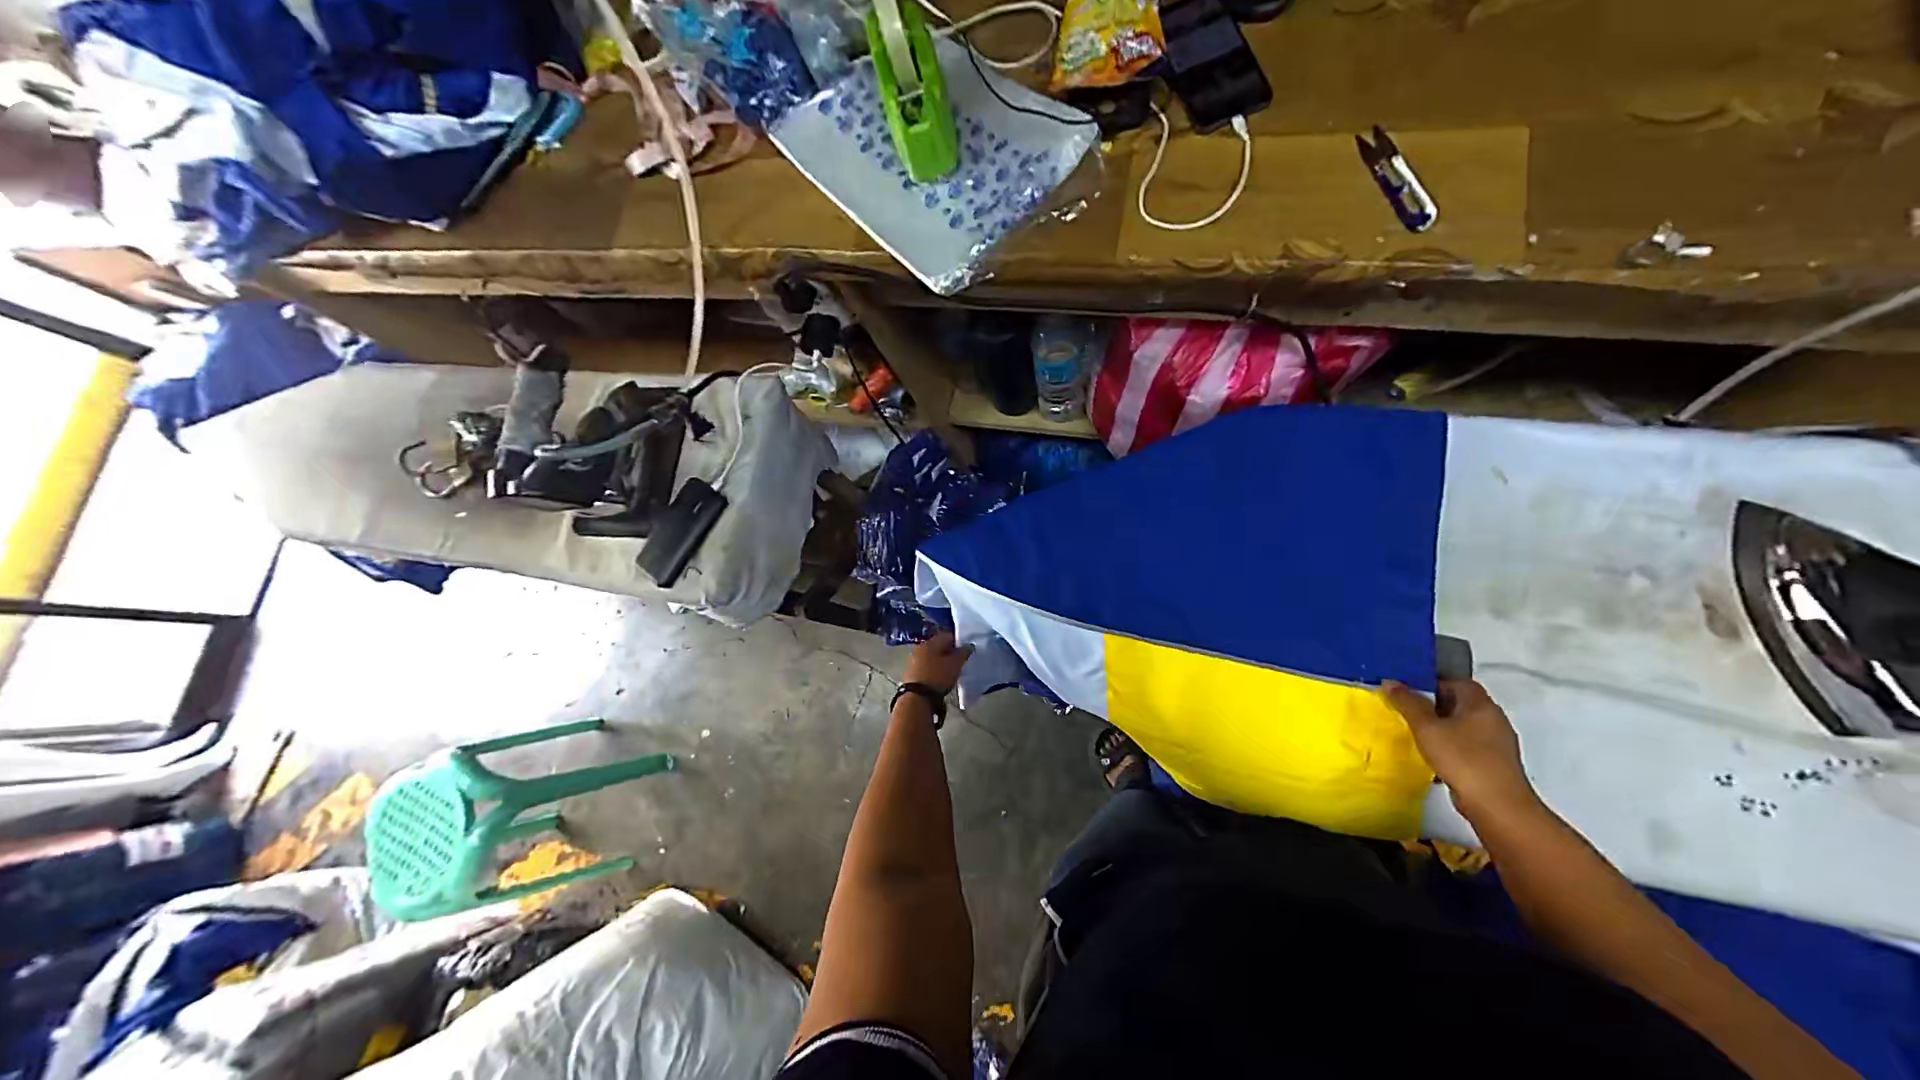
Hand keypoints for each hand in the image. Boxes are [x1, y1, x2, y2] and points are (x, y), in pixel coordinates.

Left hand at [904, 632, 973, 696]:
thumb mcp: (955, 664)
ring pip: (933, 656)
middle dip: (950, 652)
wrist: (917, 698)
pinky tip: (940, 678)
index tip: (966, 652)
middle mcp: (921, 647)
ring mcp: (914, 660)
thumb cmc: (938, 677)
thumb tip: (969, 645)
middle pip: (939, 646)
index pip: (948, 635)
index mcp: (931, 642)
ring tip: (951, 671)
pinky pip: (927, 666)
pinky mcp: (912, 672)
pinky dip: (934, 669)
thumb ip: (963, 652)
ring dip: (942, 661)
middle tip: (960, 662)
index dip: (959, 642)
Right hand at [1381, 678, 1540, 820]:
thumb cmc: (1462, 759)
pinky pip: (1469, 745)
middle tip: (1410, 713)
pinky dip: (1452, 747)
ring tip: (1419, 736)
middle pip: (1460, 704)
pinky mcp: (1495, 762)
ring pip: (1464, 726)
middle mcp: (1494, 719)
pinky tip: (1435, 758)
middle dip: (1435, 707)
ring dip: (1442, 728)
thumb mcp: (1426, 728)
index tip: (1411, 693)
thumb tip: (1391, 683)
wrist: (1496, 804)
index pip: (1457, 682)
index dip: (1433, 684)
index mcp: (1481, 705)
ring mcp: (1497, 743)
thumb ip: (1408, 703)